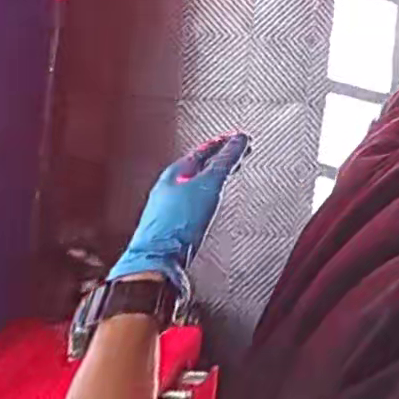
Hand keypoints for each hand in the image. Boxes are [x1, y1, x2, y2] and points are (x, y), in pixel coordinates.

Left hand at [107, 133, 249, 296]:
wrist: (157, 262)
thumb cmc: (177, 223)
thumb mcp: (211, 183)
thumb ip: (227, 159)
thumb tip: (241, 139)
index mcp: (175, 173)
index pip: (205, 148)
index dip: (226, 140)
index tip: (241, 136)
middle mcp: (169, 187)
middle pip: (201, 165)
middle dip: (222, 157)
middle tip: (240, 152)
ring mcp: (168, 206)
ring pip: (197, 182)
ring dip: (216, 174)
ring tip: (231, 171)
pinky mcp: (172, 223)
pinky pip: (195, 198)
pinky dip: (210, 191)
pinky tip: (214, 198)